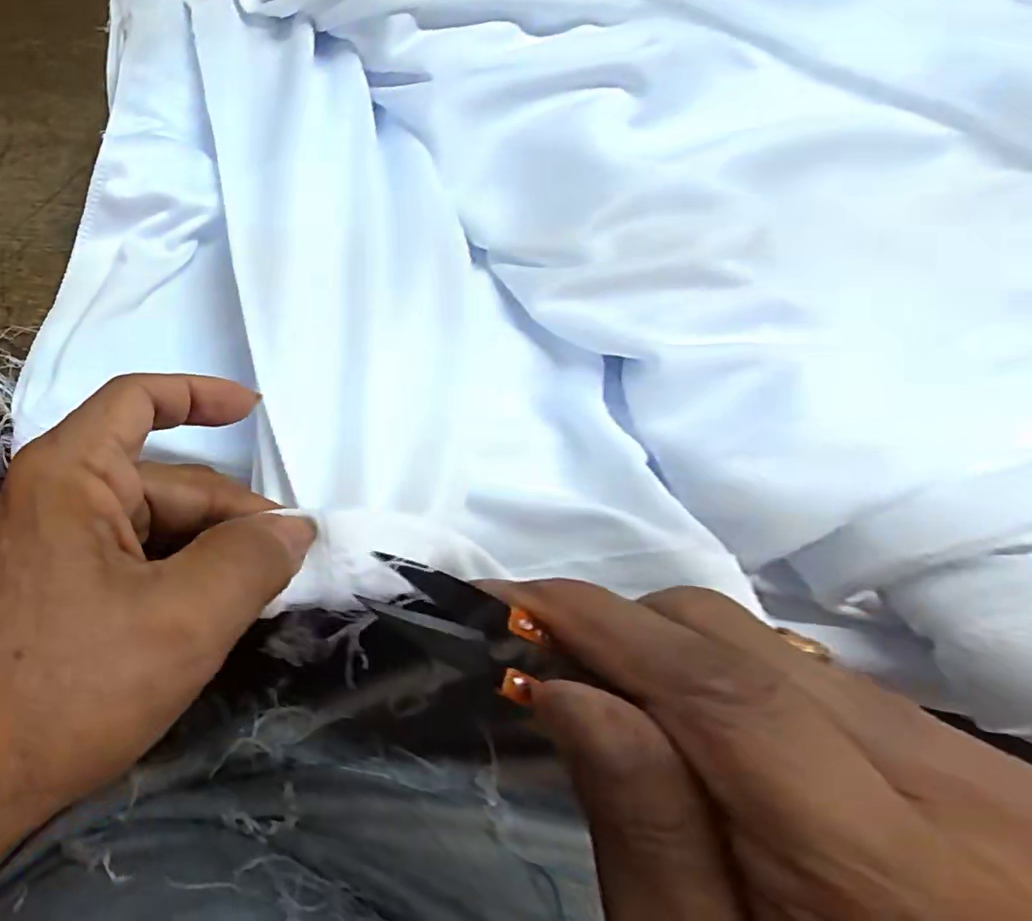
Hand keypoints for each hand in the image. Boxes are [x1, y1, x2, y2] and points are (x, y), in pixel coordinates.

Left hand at [0, 374, 314, 906]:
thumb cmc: (74, 683)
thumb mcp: (182, 618)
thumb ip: (248, 561)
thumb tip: (293, 528)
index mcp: (70, 471)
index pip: (136, 400)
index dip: (198, 394)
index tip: (254, 408)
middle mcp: (58, 493)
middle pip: (161, 478)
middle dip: (227, 513)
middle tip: (293, 558)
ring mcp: (57, 540)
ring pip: (153, 525)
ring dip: (209, 550)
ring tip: (266, 588)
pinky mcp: (60, 583)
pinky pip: (134, 558)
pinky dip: (180, 574)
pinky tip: (218, 607)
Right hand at [492, 579, 1031, 920]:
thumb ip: (642, 825)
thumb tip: (562, 687)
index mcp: (900, 881)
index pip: (722, 693)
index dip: (595, 623)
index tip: (499, 600)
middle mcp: (976, 806)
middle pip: (739, 641)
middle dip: (615, 626)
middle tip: (539, 653)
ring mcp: (998, 779)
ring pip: (775, 645)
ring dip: (668, 649)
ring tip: (614, 696)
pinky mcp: (993, 770)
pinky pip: (822, 675)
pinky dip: (731, 674)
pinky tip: (701, 729)